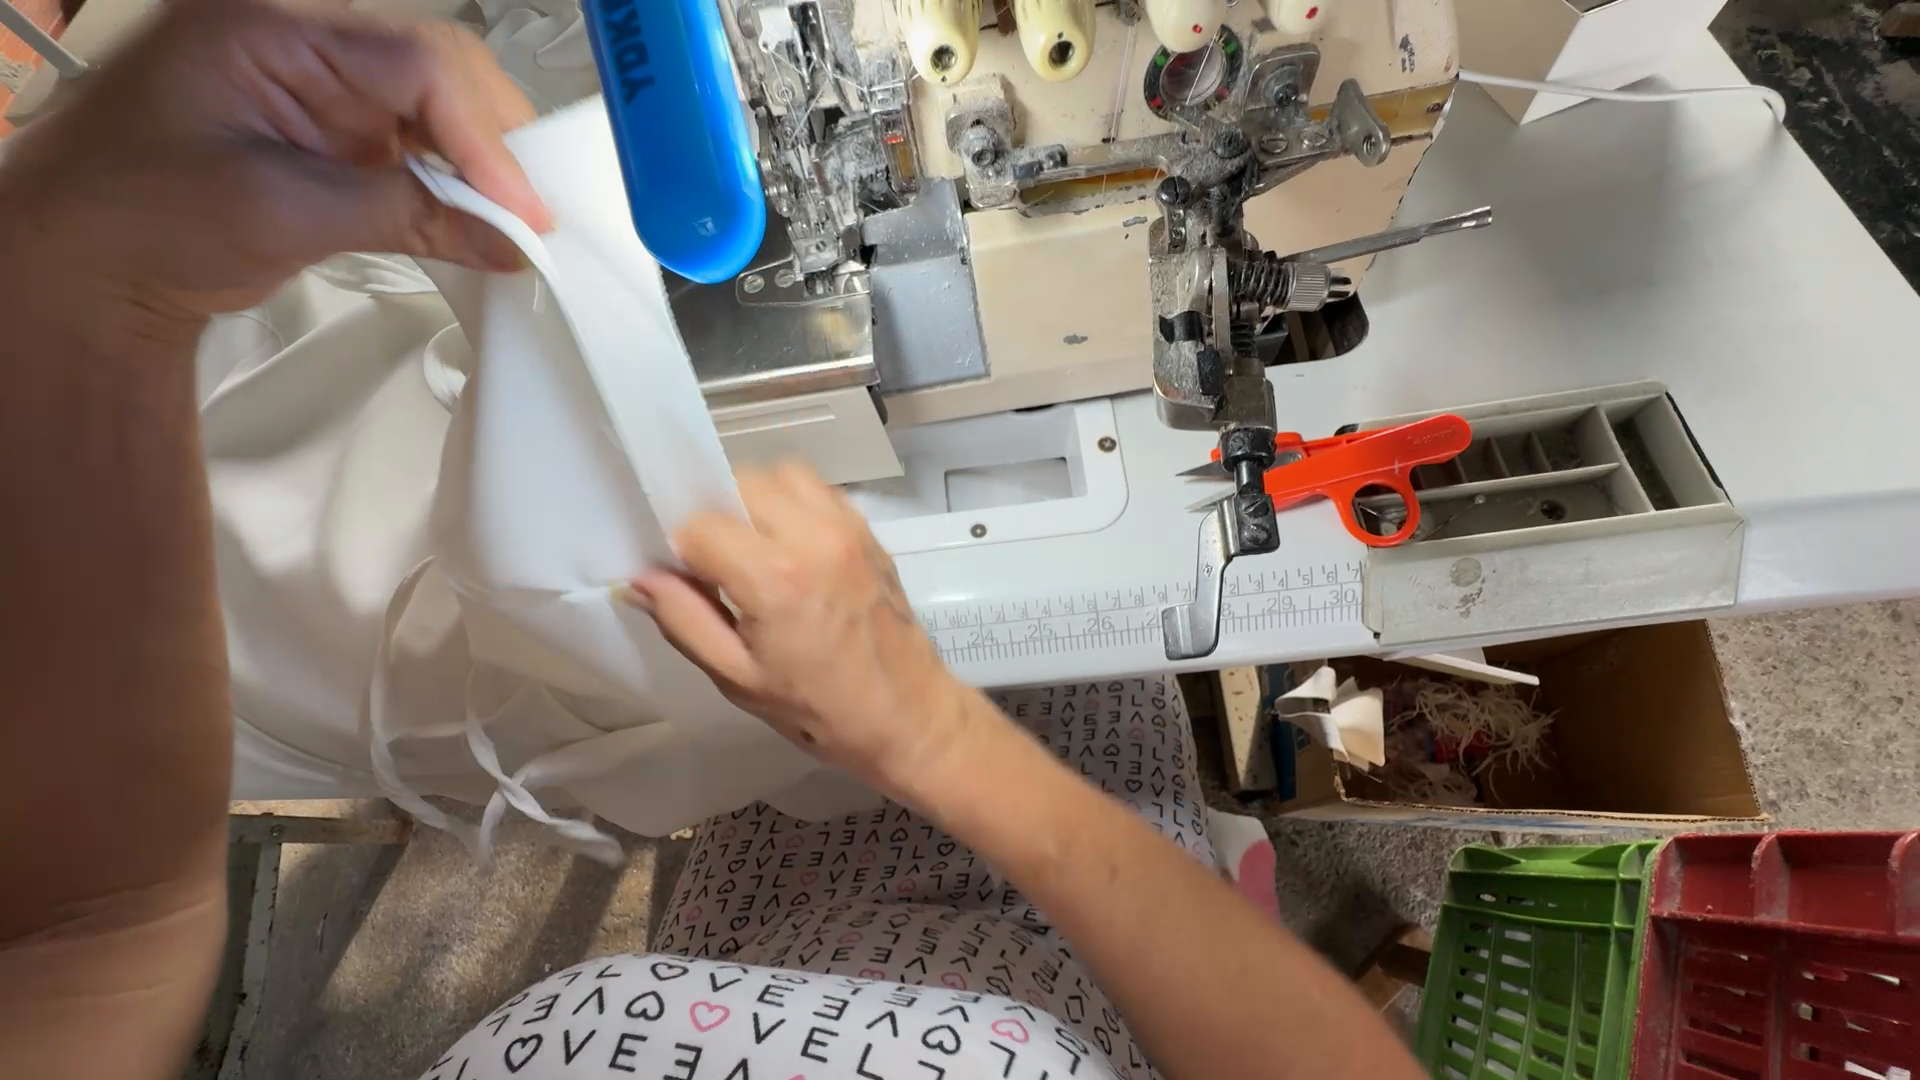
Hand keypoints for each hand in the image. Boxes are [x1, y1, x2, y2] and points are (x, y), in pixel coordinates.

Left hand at [0, 0, 550, 328]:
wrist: (92, 258)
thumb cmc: (146, 218)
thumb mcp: (286, 212)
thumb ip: (408, 216)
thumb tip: (511, 244)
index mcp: (272, 33)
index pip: (418, 63)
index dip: (485, 137)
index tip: (524, 213)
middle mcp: (309, 48)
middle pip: (444, 73)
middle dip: (500, 144)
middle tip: (532, 217)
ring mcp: (330, 93)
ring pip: (448, 112)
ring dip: (490, 168)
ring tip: (518, 223)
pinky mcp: (347, 139)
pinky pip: (430, 151)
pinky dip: (468, 189)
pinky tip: (486, 222)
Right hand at [630, 465, 995, 799]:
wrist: (906, 714)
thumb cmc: (820, 709)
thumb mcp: (737, 677)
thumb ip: (683, 619)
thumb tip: (639, 578)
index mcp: (776, 577)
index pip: (700, 525)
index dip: (682, 550)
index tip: (687, 578)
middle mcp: (814, 537)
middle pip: (741, 483)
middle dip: (717, 515)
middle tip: (718, 562)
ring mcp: (848, 528)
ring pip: (783, 474)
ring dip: (757, 499)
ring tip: (755, 547)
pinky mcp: (869, 532)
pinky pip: (820, 490)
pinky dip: (796, 503)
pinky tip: (792, 546)